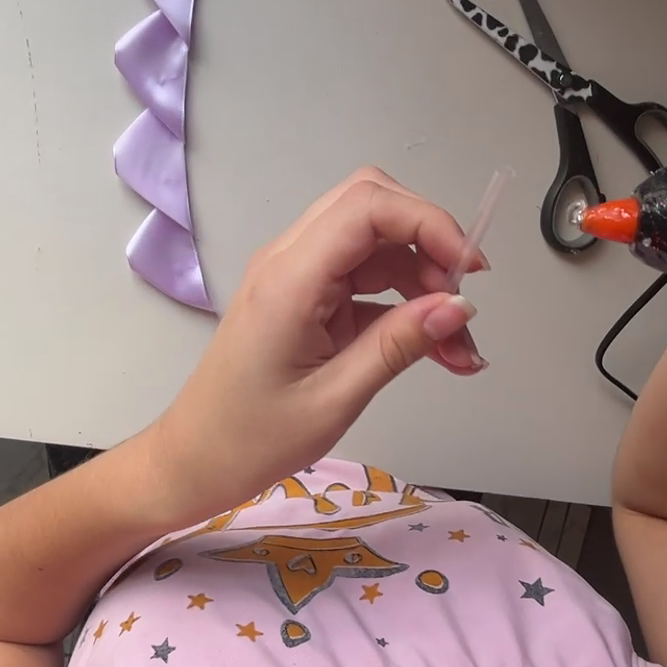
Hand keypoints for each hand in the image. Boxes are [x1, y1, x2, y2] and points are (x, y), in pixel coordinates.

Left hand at [147, 168, 485, 523]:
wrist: (195, 460)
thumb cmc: (254, 439)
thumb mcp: (335, 399)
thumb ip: (399, 345)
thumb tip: (461, 306)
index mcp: (290, 278)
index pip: (368, 206)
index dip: (429, 222)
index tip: (472, 271)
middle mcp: (290, 259)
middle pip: (371, 206)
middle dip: (429, 242)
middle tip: (460, 303)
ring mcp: (296, 274)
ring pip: (375, 244)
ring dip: (423, 281)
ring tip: (458, 348)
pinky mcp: (305, 296)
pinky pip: (365, 278)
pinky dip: (404, 304)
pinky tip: (433, 348)